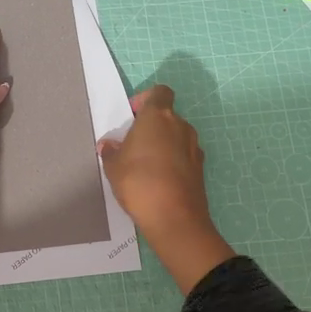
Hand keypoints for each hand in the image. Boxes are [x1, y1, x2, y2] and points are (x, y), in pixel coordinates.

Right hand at [98, 85, 234, 293]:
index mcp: (158, 117)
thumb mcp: (113, 166)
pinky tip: (158, 180)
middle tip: (132, 145)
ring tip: (144, 166)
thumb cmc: (139, 182)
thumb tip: (109, 145)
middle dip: (150, 127)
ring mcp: (194, 147)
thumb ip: (111, 151)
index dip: (145, 100)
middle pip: (166, 116)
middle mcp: (180, 126)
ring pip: (176, 137)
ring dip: (162, 145)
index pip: (159, 92)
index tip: (131, 117)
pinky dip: (172, 162)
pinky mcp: (201, 169)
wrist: (174, 219)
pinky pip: (183, 156)